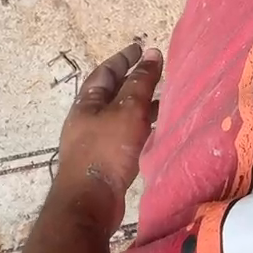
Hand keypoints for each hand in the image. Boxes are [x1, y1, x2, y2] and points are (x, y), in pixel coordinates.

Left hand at [15, 43, 162, 252]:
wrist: (89, 205)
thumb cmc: (106, 150)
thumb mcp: (127, 109)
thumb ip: (141, 81)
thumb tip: (152, 52)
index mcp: (87, 103)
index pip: (106, 71)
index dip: (124, 58)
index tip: (141, 48)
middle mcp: (88, 119)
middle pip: (113, 92)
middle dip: (134, 79)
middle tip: (158, 70)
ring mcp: (95, 141)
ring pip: (121, 113)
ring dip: (140, 103)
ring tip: (164, 96)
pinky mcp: (106, 160)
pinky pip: (126, 133)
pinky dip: (141, 124)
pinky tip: (156, 126)